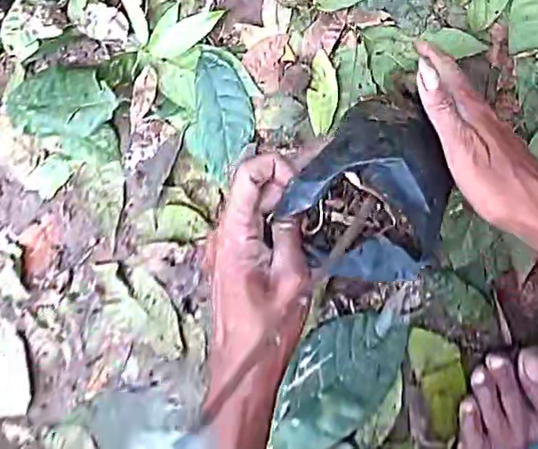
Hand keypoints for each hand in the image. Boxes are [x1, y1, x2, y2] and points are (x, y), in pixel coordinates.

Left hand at [205, 154, 308, 444]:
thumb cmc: (268, 330)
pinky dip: (273, 211)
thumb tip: (296, 198)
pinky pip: (252, 218)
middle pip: (250, 182)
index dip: (277, 164)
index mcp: (233, 234)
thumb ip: (291, 230)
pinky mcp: (231, 254)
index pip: (247, 172)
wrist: (242, 373)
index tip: (301, 180)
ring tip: (311, 198)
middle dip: (284, 176)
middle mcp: (222, 233)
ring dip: (280, 194)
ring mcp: (224, 243)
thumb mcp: (292, 277)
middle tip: (316, 182)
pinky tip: (296, 219)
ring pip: (252, 199)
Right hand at [415, 42, 537, 234]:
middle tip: (424, 53)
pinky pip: (475, 112)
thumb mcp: (461, 147)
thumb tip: (425, 70)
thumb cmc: (496, 185)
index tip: (418, 42)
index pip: (450, 76)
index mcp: (474, 112)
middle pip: (460, 82)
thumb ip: (443, 109)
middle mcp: (486, 115)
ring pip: (469, 97)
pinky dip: (461, 103)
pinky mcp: (501, 145)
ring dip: (451, 83)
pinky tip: (463, 113)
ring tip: (437, 77)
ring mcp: (496, 130)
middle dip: (441, 66)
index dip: (434, 58)